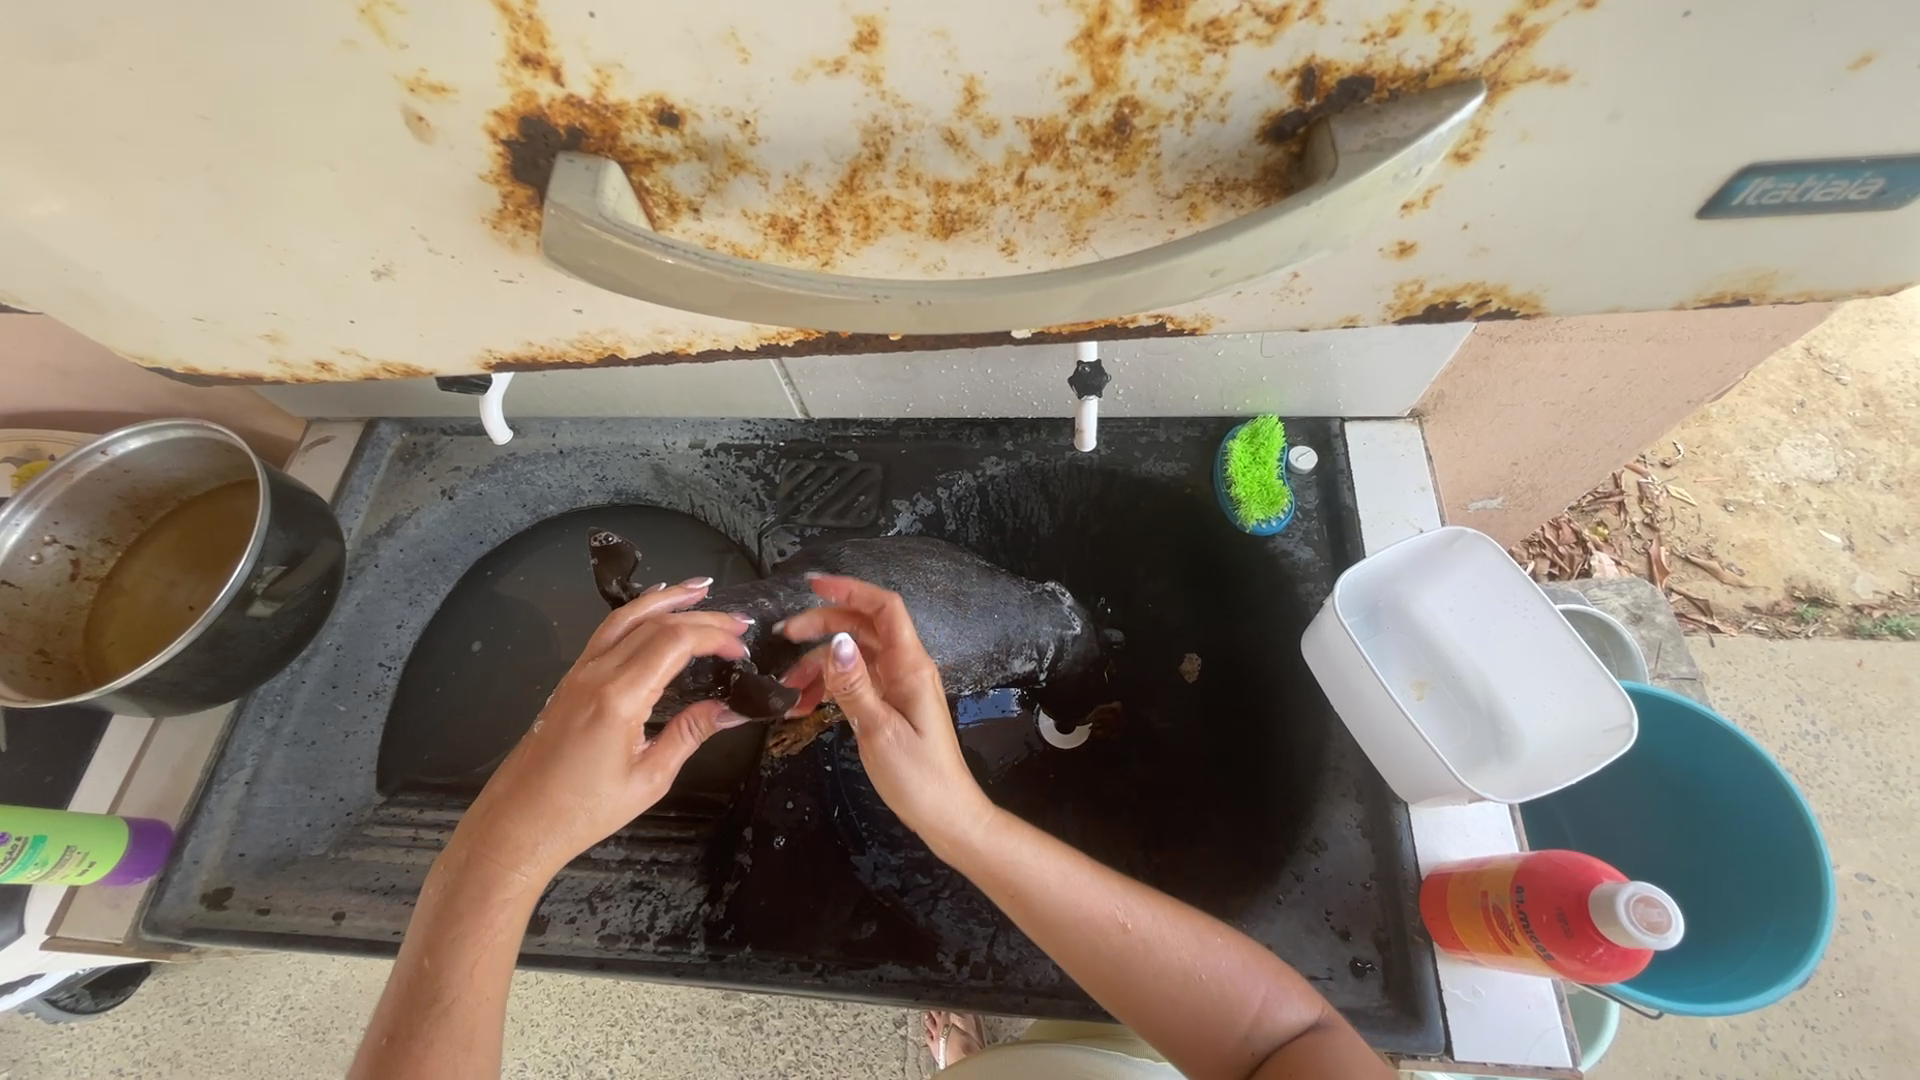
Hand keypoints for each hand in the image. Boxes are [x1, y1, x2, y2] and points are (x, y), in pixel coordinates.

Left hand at [452, 579, 751, 884]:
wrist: (516, 826)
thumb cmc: (583, 811)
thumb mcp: (650, 778)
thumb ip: (690, 733)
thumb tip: (732, 709)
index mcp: (619, 697)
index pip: (675, 641)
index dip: (713, 636)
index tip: (741, 648)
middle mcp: (597, 673)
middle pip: (656, 623)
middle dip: (702, 616)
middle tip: (740, 622)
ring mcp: (580, 672)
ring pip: (626, 617)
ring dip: (666, 600)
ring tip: (700, 588)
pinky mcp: (571, 680)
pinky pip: (607, 631)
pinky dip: (637, 612)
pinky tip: (654, 610)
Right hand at [777, 575, 996, 851]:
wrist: (945, 815)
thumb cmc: (918, 776)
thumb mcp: (879, 730)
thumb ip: (854, 685)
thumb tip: (834, 641)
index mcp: (911, 665)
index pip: (884, 608)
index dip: (851, 590)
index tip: (813, 585)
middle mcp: (906, 667)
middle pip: (863, 627)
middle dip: (823, 625)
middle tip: (784, 636)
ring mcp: (898, 685)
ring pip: (855, 655)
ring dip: (820, 663)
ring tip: (787, 687)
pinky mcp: (890, 704)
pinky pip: (856, 681)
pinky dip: (830, 686)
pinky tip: (805, 704)